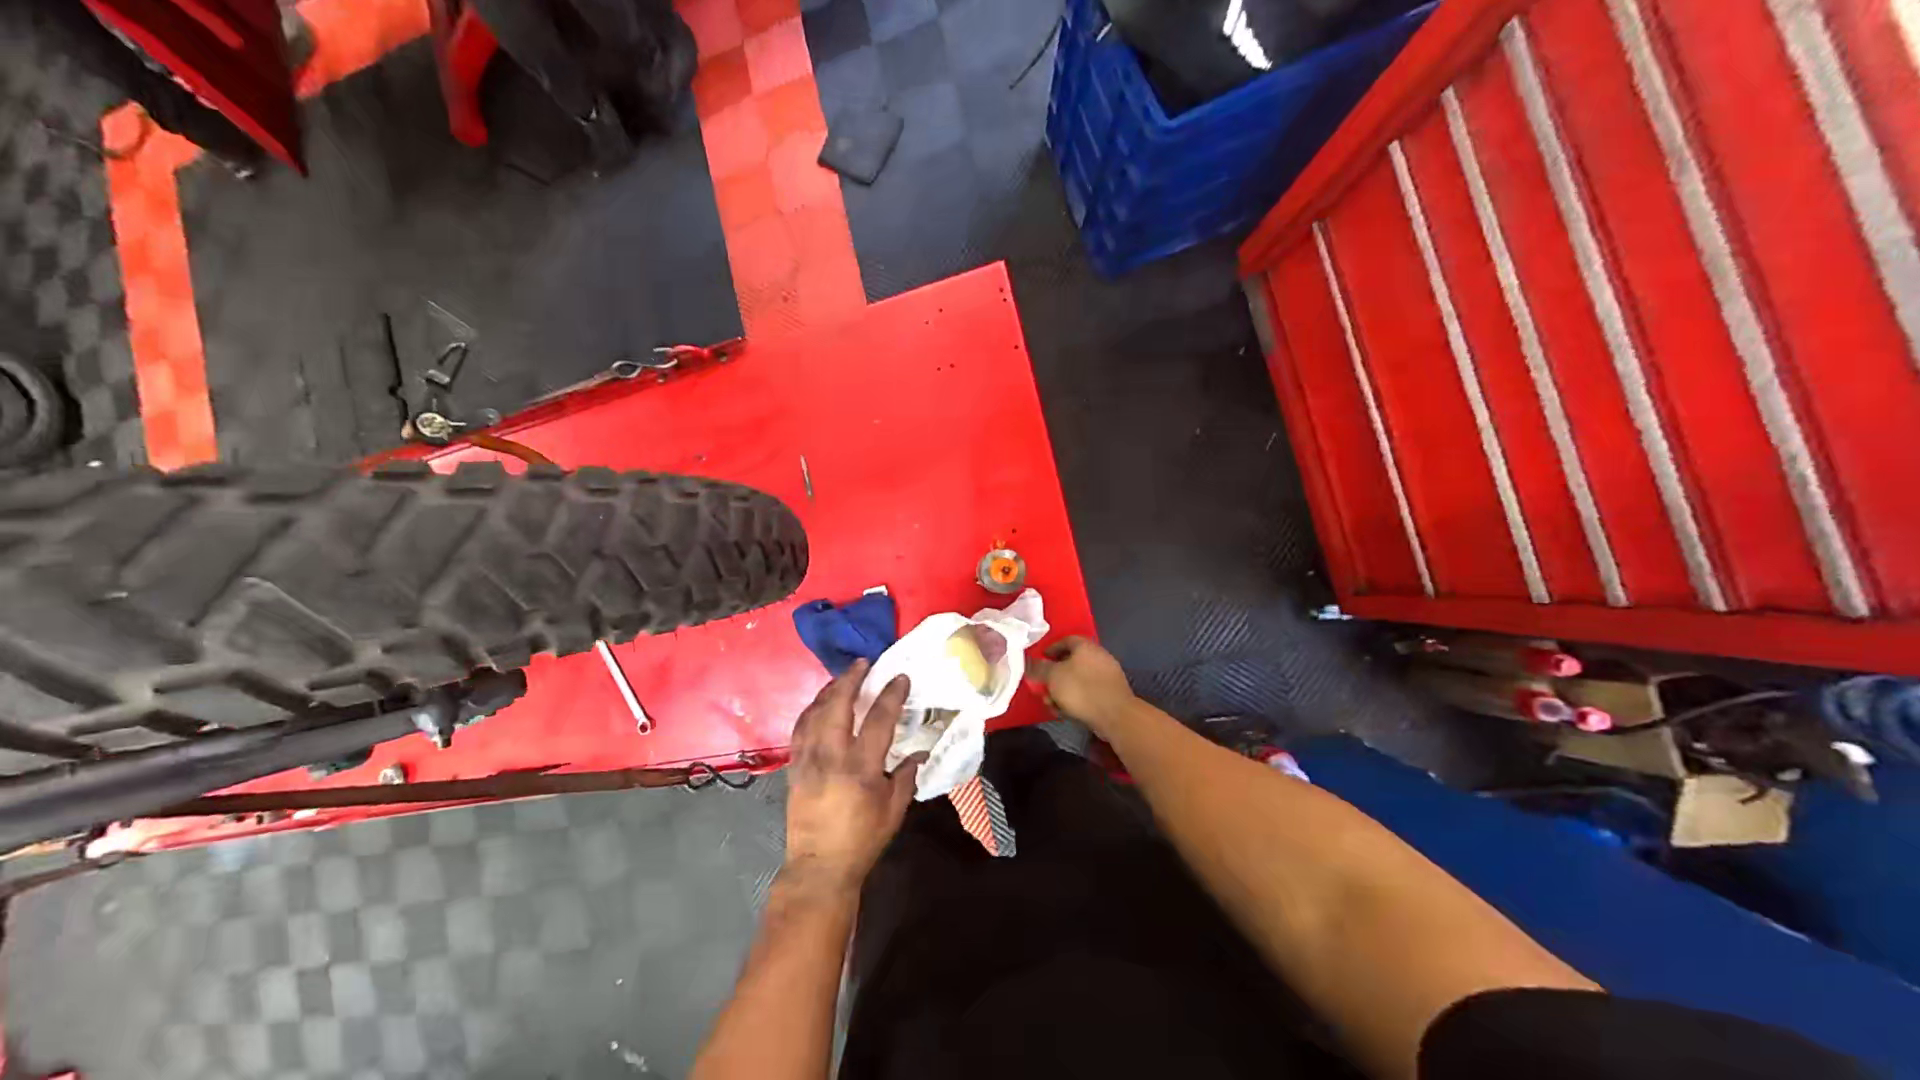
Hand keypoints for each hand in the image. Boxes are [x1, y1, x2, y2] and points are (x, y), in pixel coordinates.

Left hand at [782, 660, 921, 895]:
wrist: (820, 865)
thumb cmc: (862, 839)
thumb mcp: (894, 809)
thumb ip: (906, 776)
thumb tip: (919, 752)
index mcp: (861, 768)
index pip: (878, 720)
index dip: (891, 695)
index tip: (900, 677)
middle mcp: (831, 757)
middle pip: (838, 705)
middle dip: (851, 679)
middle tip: (864, 663)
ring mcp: (808, 760)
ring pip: (815, 712)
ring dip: (830, 689)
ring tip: (844, 677)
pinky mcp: (794, 766)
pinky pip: (800, 728)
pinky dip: (812, 709)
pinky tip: (820, 703)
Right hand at [1028, 636, 1139, 734]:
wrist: (1115, 715)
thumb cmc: (1081, 690)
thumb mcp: (1053, 677)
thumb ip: (1039, 668)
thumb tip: (1028, 661)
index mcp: (1085, 646)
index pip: (1065, 640)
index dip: (1050, 649)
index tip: (1040, 661)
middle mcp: (1098, 655)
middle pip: (1071, 661)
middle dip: (1054, 675)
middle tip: (1043, 687)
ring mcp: (1107, 674)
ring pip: (1078, 678)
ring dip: (1063, 690)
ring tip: (1053, 704)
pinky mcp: (1111, 692)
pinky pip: (1088, 691)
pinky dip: (1076, 698)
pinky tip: (1068, 711)